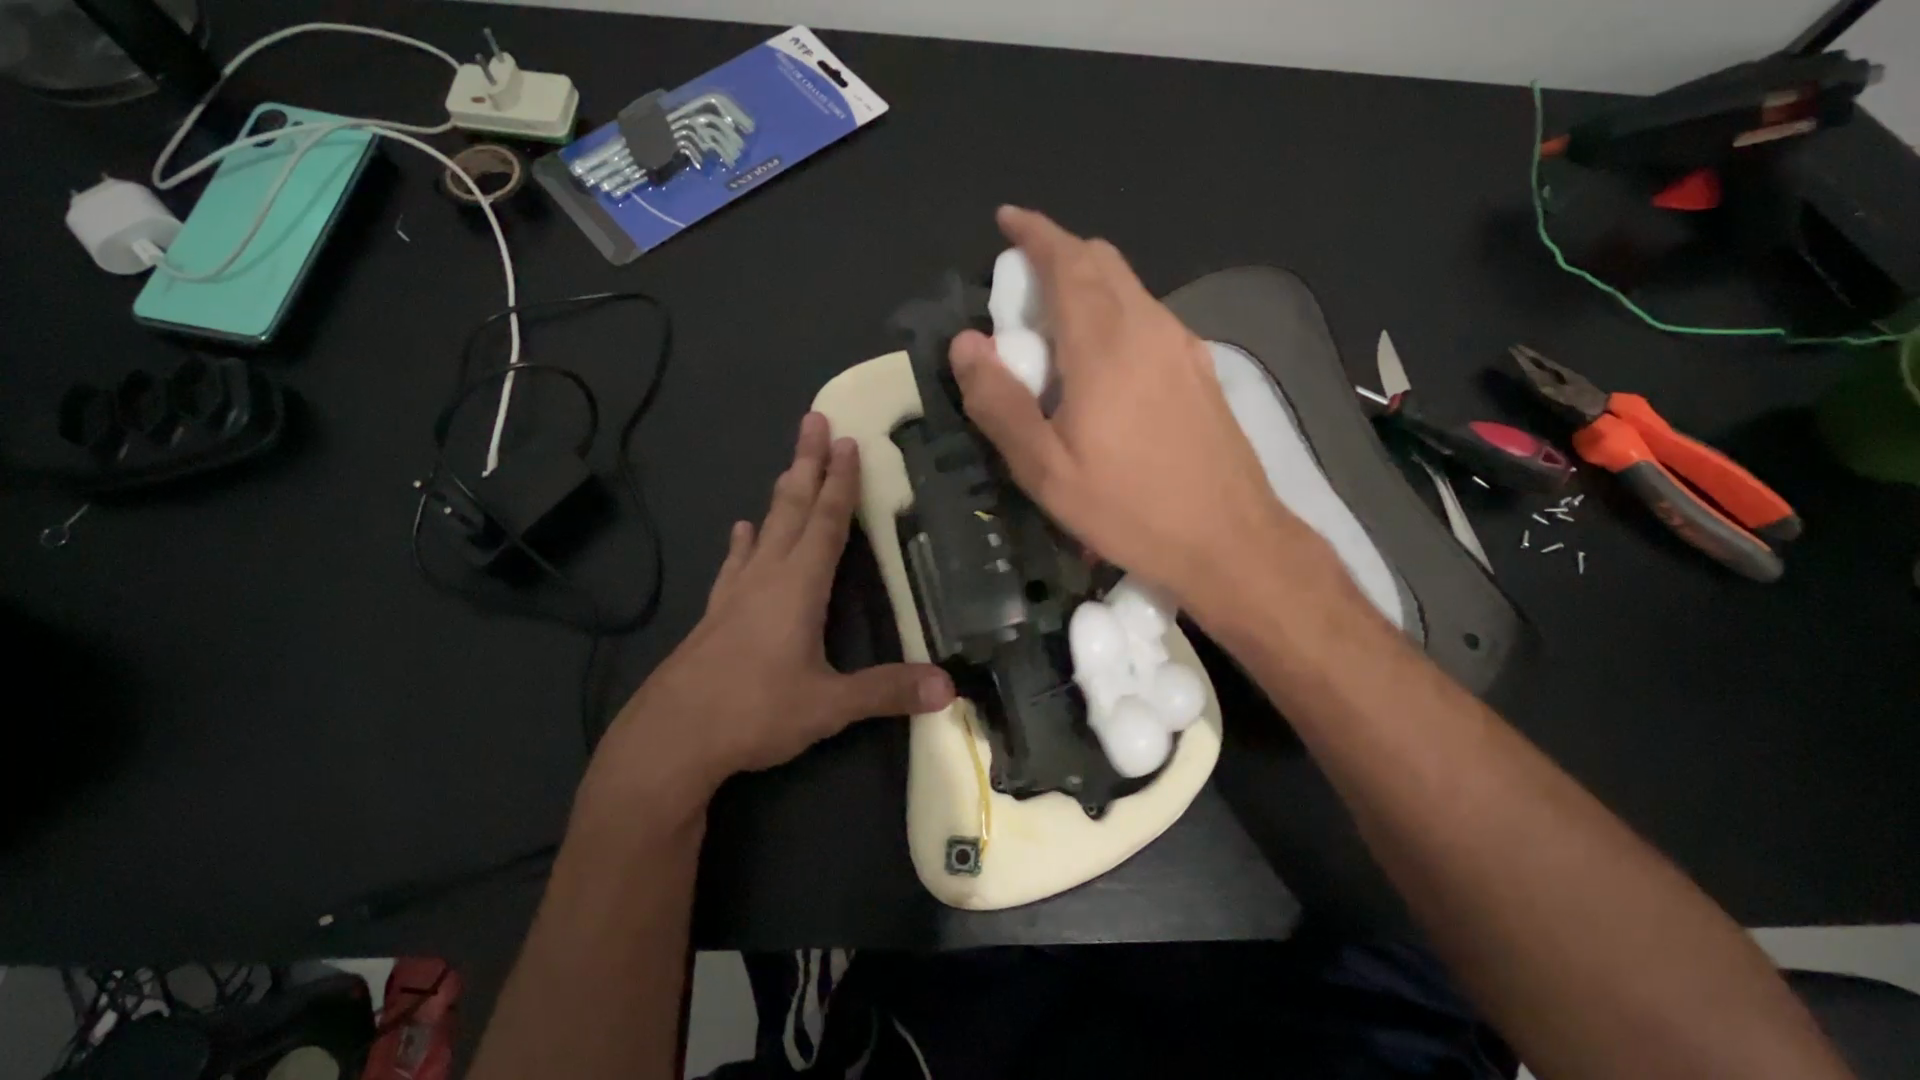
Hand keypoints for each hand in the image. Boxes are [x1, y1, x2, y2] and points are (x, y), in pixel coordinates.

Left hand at [581, 413, 956, 817]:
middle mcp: (766, 578)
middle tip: (813, 421)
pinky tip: (740, 533)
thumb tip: (948, 687)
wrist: (671, 737)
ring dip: (779, 496)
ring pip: (763, 531)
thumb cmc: (754, 712)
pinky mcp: (715, 615)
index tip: (847, 441)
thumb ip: (887, 692)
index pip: (825, 523)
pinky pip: (735, 565)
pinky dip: (742, 544)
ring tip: (788, 467)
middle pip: (790, 509)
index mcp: (798, 587)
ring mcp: (735, 595)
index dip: (840, 483)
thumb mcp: (829, 706)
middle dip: (807, 464)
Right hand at [949, 207, 1318, 611]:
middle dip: (1060, 252)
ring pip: (1130, 287)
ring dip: (1089, 282)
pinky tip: (1103, 358)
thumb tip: (966, 343)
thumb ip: (1000, 403)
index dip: (1034, 233)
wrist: (1232, 541)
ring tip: (1055, 322)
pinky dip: (1115, 310)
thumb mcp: (1045, 470)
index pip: (1067, 260)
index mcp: (1105, 343)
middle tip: (1022, 279)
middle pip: (1103, 261)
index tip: (1007, 220)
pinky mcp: (1201, 369)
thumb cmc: (1130, 509)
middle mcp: (1148, 327)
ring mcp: (1182, 346)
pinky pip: (1149, 316)